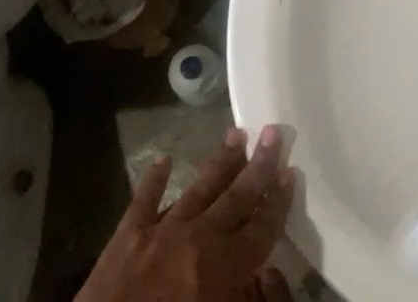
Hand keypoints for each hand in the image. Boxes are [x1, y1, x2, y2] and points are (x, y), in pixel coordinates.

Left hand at [77, 125, 296, 301]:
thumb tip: (269, 274)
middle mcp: (198, 237)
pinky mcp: (127, 235)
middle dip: (259, 164)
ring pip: (198, 189)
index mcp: (225, 265)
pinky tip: (163, 159)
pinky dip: (153, 178)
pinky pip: (144, 200)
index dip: (278, 201)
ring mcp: (161, 231)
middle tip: (272, 132)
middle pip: (236, 196)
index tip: (290, 172)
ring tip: (234, 134)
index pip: (261, 227)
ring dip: (219, 162)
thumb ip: (253, 299)